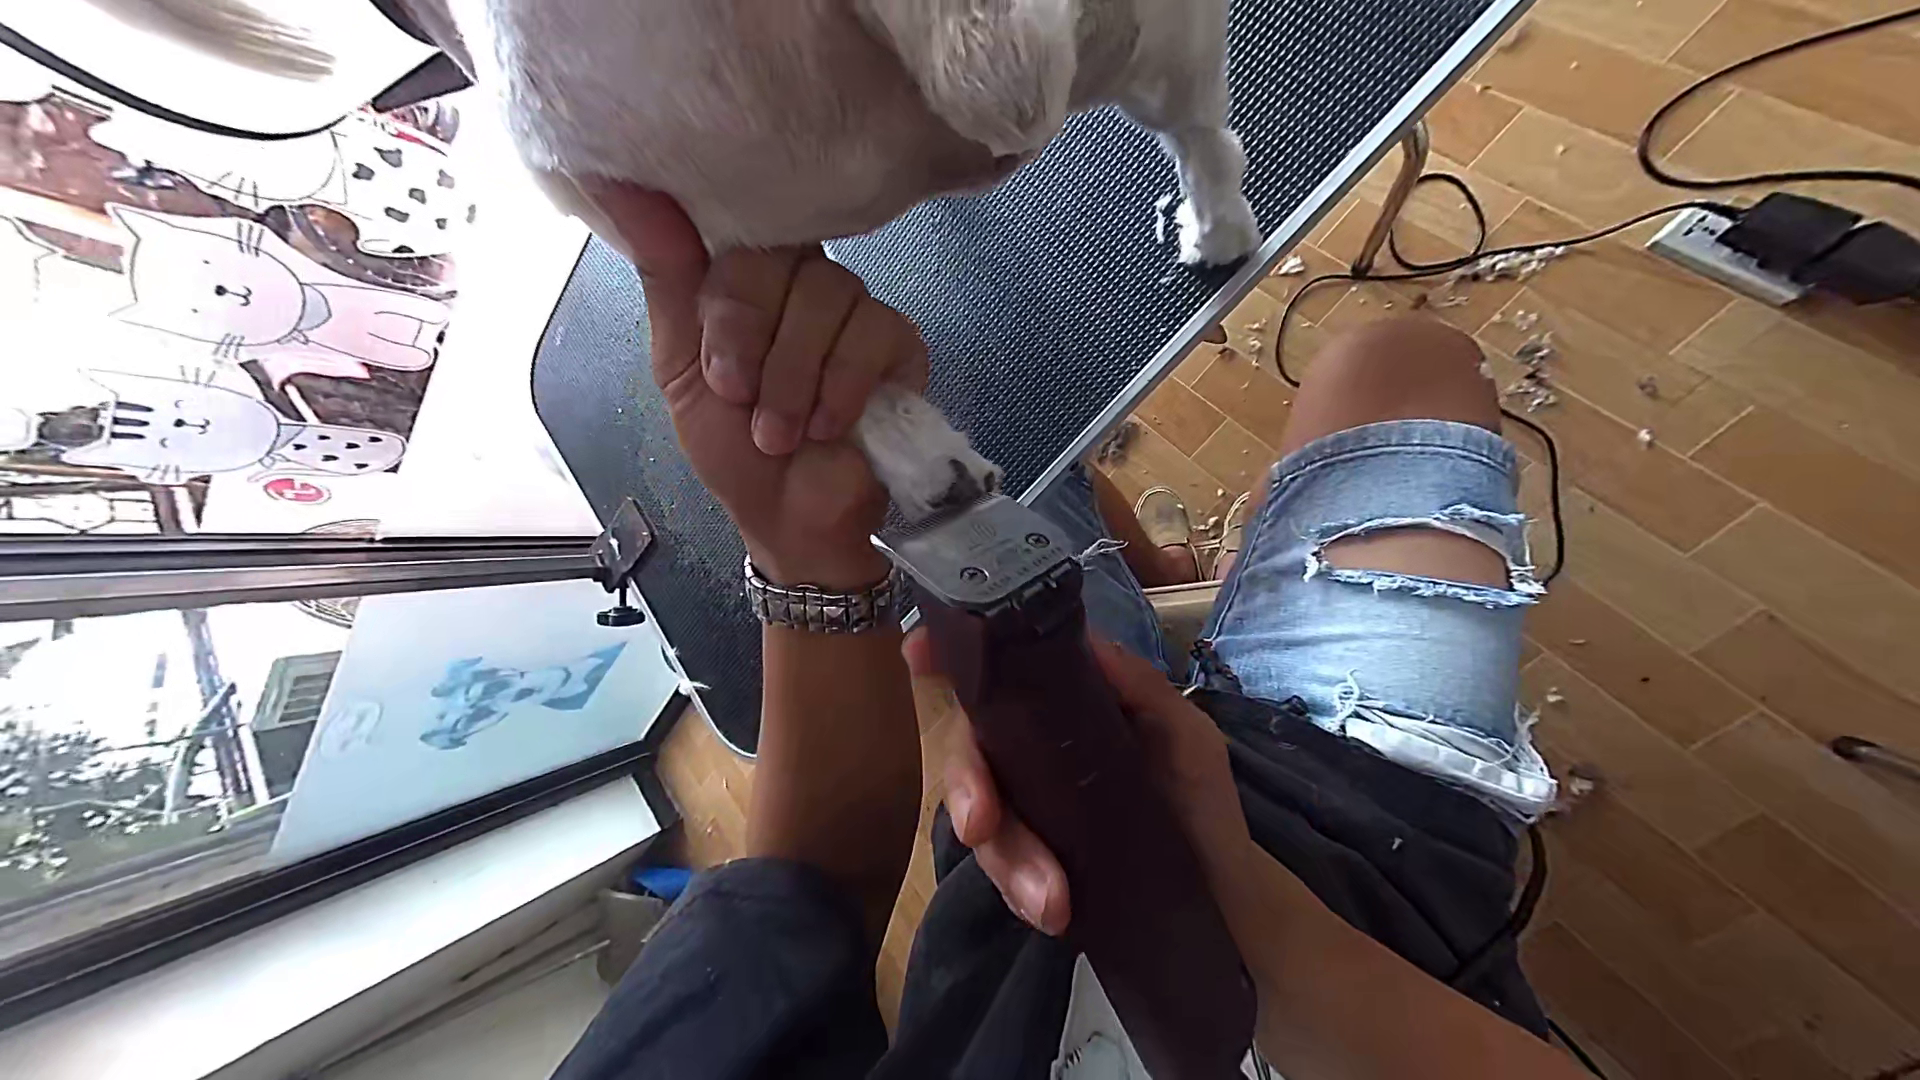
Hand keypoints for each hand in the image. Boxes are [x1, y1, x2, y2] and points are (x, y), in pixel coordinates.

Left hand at [588, 183, 928, 589]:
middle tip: (743, 400)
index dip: (729, 298)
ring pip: (830, 293)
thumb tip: (616, 181)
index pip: (741, 231)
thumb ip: (667, 281)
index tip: (717, 373)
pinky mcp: (900, 345)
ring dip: (794, 374)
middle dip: (754, 338)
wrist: (792, 515)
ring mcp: (856, 312)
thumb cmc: (736, 449)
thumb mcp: (681, 369)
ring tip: (781, 433)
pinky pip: (875, 332)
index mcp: (751, 283)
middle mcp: (805, 285)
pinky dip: (843, 383)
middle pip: (786, 254)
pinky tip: (829, 426)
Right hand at [905, 632, 1256, 934]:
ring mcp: (1028, 806)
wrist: (1223, 911)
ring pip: (977, 814)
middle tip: (980, 822)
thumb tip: (1089, 644)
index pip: (999, 675)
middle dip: (967, 784)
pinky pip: (998, 868)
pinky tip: (1048, 910)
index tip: (917, 652)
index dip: (950, 658)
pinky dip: (1014, 887)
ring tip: (1048, 900)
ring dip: (1004, 856)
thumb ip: (1143, 689)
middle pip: (971, 748)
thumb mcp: (1187, 739)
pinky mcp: (1029, 860)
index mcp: (1065, 710)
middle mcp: (1034, 750)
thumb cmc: (1203, 810)